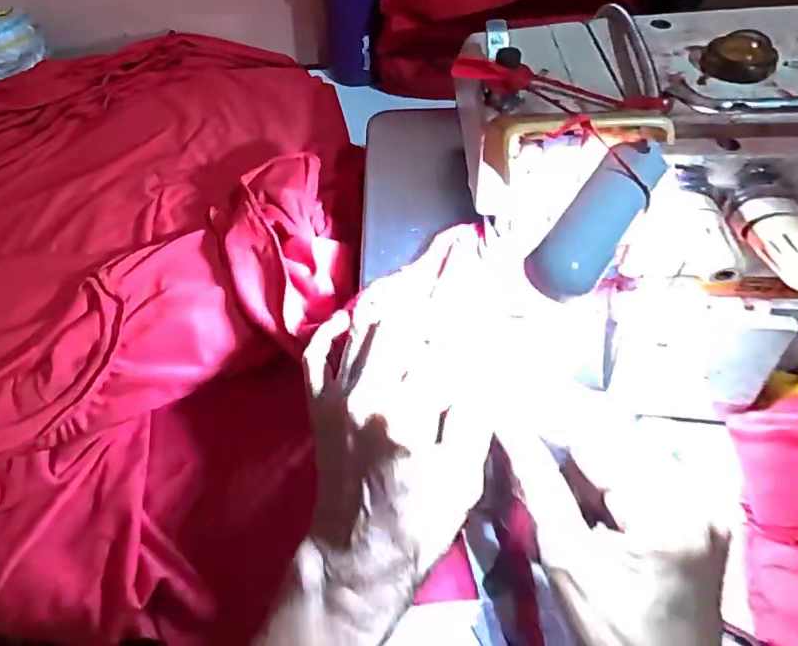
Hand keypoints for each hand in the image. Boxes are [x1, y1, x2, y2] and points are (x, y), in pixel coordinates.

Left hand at [258, 228, 496, 644]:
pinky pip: (320, 348)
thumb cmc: (418, 523)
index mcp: (405, 416)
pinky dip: (339, 323)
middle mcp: (363, 393)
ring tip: (416, 266)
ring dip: (393, 293)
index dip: (466, 306)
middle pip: (400, 319)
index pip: (442, 345)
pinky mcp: (315, 397)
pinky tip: (358, 309)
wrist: (356, 549)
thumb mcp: (464, 479)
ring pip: (364, 325)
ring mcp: (333, 391)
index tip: (482, 270)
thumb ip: (471, 412)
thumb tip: (481, 356)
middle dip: (430, 280)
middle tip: (452, 249)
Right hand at [495, 408, 729, 645]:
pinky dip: (600, 466)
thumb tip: (505, 423)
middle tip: (514, 428)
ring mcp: (703, 503)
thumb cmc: (611, 629)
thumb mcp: (565, 556)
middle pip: (608, 437)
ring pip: (620, 445)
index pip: (591, 440)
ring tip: (538, 451)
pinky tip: (574, 477)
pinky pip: (637, 465)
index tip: (500, 410)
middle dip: (558, 431)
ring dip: (577, 446)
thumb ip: (537, 481)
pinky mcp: (699, 510)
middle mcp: (696, 498)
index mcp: (667, 513)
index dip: (540, 420)